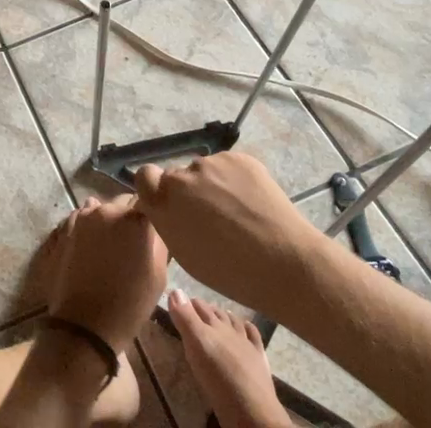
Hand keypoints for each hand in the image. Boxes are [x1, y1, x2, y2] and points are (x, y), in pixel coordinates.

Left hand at [47, 196, 168, 351]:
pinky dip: (90, 225)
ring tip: (112, 245)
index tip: (155, 227)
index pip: (150, 202)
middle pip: (125, 202)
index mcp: (136, 220)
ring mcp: (84, 216)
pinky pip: (84, 217)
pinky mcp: (67, 226)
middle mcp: (109, 209)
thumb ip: (160, 242)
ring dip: (110, 219)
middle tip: (135, 240)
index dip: (153, 214)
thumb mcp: (159, 276)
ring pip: (103, 208)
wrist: (85, 324)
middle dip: (131, 215)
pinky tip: (94, 245)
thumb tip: (158, 225)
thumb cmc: (130, 304)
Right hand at [133, 153, 327, 313]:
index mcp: (163, 202)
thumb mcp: (185, 253)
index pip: (145, 176)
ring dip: (213, 185)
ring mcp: (211, 164)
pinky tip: (251, 202)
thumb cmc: (231, 272)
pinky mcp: (238, 158)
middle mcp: (181, 177)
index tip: (172, 204)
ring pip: (205, 171)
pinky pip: (228, 166)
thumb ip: (168, 221)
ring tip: (238, 212)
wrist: (285, 263)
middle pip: (178, 176)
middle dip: (189, 192)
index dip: (156, 188)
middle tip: (212, 216)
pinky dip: (235, 180)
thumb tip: (169, 207)